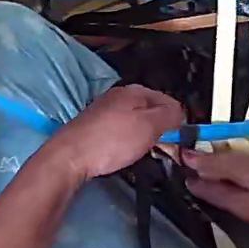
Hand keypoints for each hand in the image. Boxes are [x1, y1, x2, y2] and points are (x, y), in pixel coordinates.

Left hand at [36, 85, 184, 181]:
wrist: (69, 157)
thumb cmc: (112, 140)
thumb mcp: (149, 126)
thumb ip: (169, 116)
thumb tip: (179, 112)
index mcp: (134, 91)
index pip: (168, 100)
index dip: (177, 119)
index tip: (178, 139)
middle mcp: (118, 96)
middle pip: (150, 110)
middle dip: (159, 128)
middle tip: (160, 147)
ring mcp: (104, 111)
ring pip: (135, 121)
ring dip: (142, 136)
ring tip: (141, 151)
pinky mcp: (93, 127)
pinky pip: (119, 131)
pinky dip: (125, 142)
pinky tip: (121, 152)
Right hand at [183, 148, 248, 247]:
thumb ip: (243, 224)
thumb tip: (215, 204)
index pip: (235, 195)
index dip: (209, 187)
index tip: (187, 180)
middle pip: (245, 169)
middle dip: (215, 162)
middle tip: (187, 157)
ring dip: (228, 158)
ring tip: (202, 157)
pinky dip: (244, 163)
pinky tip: (230, 164)